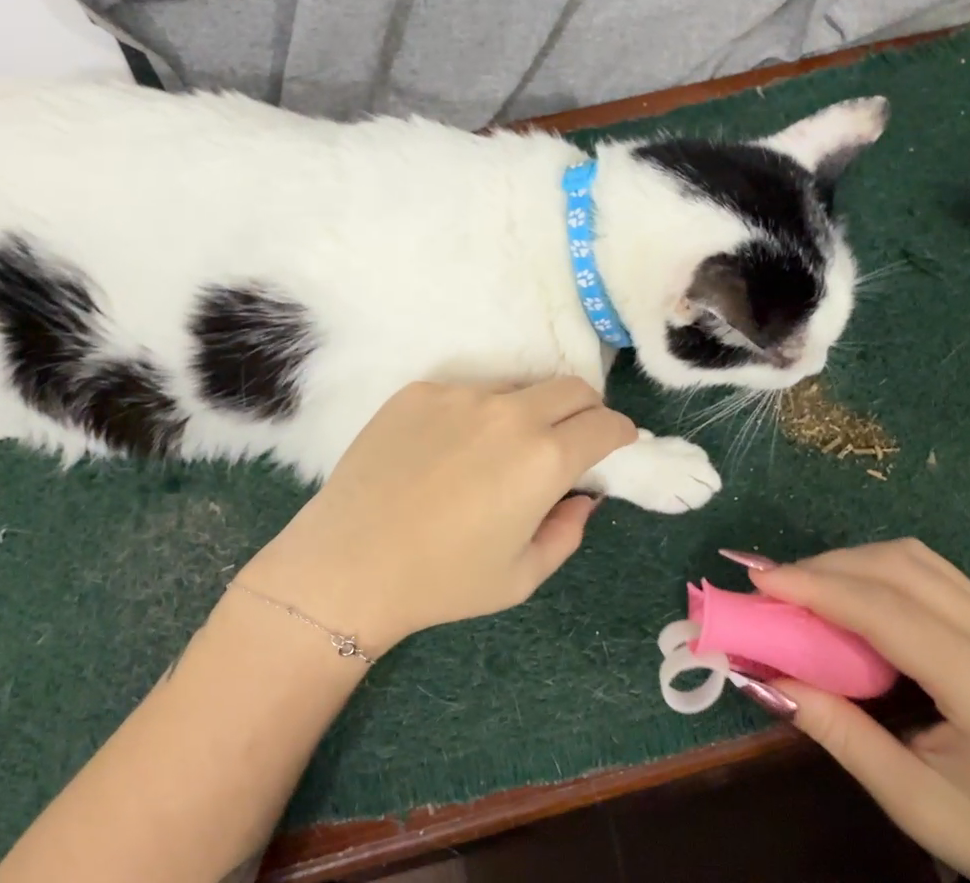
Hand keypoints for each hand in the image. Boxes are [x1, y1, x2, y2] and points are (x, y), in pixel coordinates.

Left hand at [234, 379, 636, 653]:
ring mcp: (460, 396)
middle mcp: (509, 413)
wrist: (348, 564)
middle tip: (572, 440)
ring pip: (516, 388)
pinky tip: (447, 454)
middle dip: (585, 410)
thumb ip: (568, 531)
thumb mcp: (522, 576)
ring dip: (527, 412)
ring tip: (498, 453)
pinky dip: (474, 416)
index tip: (616, 444)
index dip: (621, 433)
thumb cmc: (443, 581)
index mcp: (544, 458)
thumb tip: (582, 498)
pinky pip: (465, 393)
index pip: (605, 423)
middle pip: (571, 387)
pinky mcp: (418, 392)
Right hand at [748, 541, 969, 882]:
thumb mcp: (915, 801)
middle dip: (825, 567)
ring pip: (916, 561)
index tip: (757, 580)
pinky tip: (849, 597)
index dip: (817, 587)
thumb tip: (762, 680)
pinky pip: (932, 576)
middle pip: (900, 568)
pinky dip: (878, 573)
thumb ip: (839, 733)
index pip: (887, 612)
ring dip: (851, 563)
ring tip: (800, 589)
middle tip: (767, 587)